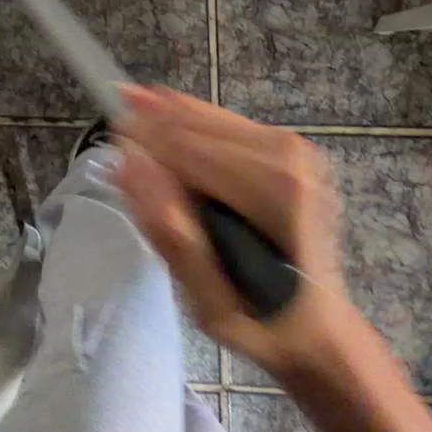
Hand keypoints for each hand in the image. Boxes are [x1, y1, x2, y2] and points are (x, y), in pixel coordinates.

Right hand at [114, 84, 353, 380]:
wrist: (322, 326)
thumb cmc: (266, 323)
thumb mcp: (210, 304)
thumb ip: (170, 234)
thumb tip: (127, 166)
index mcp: (274, 195)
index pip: (186, 147)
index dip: (143, 137)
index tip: (109, 137)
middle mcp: (289, 160)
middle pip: (197, 123)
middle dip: (153, 120)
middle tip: (114, 119)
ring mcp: (296, 148)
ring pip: (210, 115)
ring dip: (169, 115)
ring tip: (130, 105)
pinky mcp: (293, 146)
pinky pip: (225, 120)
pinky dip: (191, 117)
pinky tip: (166, 115)